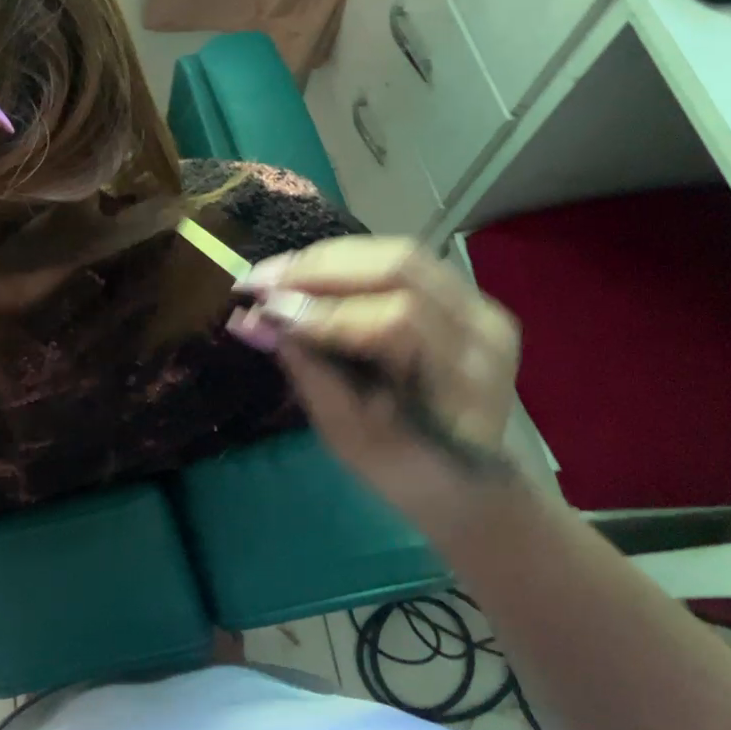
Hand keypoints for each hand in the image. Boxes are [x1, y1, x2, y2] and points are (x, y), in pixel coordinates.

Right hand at [227, 236, 525, 535]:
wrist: (462, 476)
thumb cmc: (401, 466)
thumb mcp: (346, 432)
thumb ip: (305, 368)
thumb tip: (249, 320)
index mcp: (463, 379)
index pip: (398, 322)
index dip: (326, 312)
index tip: (265, 310)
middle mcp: (481, 329)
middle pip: (401, 268)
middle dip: (319, 270)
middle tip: (258, 280)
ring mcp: (477, 304)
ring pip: (398, 253)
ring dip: (326, 259)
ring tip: (273, 272)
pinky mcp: (461, 293)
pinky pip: (398, 258)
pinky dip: (344, 261)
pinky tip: (304, 272)